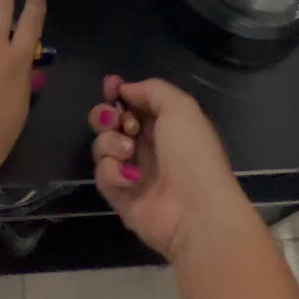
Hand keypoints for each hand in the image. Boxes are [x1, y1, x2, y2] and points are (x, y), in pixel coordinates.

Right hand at [88, 75, 254, 261]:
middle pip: (109, 120)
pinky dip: (112, 171)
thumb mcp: (180, 108)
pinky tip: (131, 178)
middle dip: (105, 114)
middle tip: (114, 119)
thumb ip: (151, 90)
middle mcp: (145, 144)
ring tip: (128, 150)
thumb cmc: (192, 154)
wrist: (196, 212)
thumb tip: (125, 90)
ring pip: (102, 144)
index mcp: (162, 122)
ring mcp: (131, 170)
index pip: (131, 100)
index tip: (110, 87)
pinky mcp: (119, 195)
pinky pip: (102, 174)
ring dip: (110, 141)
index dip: (117, 92)